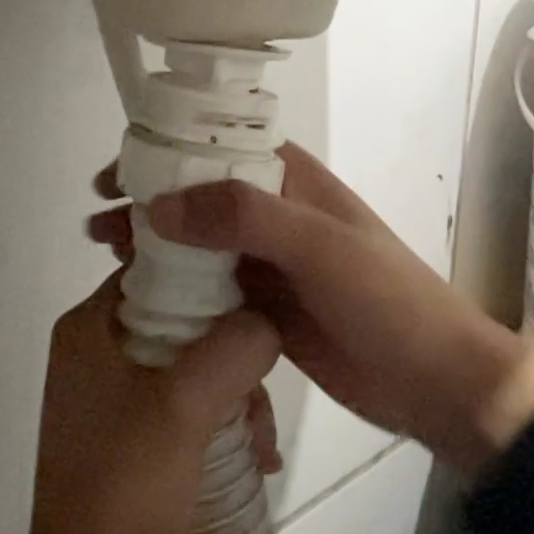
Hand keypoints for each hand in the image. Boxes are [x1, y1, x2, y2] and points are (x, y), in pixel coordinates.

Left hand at [28, 271, 280, 533]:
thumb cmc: (125, 484)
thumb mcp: (183, 405)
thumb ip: (233, 347)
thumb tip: (268, 320)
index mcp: (90, 325)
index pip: (156, 267)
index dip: (208, 274)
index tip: (257, 298)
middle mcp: (98, 349)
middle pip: (182, 318)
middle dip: (232, 354)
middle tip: (261, 392)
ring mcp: (112, 395)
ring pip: (191, 365)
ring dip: (236, 397)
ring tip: (261, 443)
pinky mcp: (130, 436)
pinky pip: (185, 405)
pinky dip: (221, 423)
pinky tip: (252, 456)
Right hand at [89, 143, 533, 476]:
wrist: (436, 384)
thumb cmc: (386, 299)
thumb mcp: (320, 246)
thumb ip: (245, 217)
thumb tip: (159, 204)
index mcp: (292, 181)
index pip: (218, 148)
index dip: (165, 153)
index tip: (117, 172)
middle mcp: (274, 215)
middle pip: (198, 196)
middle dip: (147, 201)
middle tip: (97, 219)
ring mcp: (268, 265)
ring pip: (197, 244)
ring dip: (153, 244)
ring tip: (105, 254)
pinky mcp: (262, 310)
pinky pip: (207, 290)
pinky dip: (173, 289)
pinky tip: (138, 299)